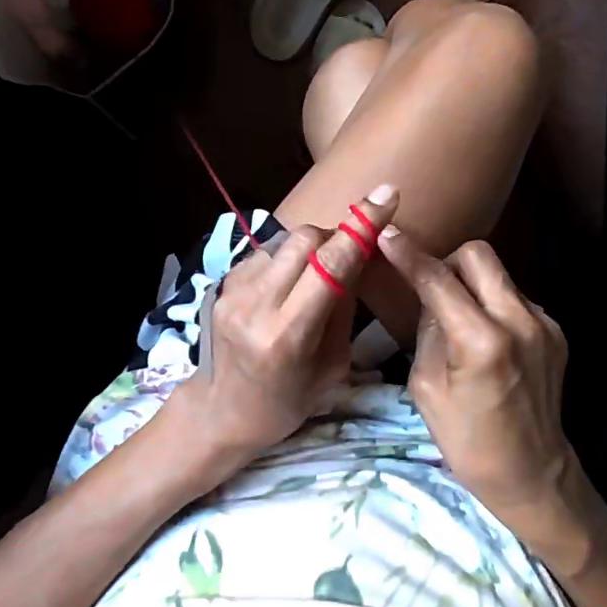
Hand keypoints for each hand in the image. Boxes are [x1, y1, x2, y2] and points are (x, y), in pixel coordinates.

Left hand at [181, 185, 400, 465]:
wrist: (224, 410)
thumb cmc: (289, 400)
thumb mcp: (333, 364)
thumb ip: (344, 306)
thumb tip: (358, 253)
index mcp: (288, 336)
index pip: (330, 265)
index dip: (361, 227)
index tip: (385, 196)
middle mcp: (255, 307)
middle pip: (303, 239)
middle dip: (332, 237)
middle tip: (344, 257)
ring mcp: (232, 293)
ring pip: (282, 242)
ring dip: (307, 251)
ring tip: (311, 282)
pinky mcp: (221, 285)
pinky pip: (264, 255)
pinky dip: (284, 262)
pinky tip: (284, 289)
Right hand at [375, 231, 586, 530]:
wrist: (532, 473)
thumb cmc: (467, 440)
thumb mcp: (426, 387)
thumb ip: (428, 331)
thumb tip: (429, 296)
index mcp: (482, 341)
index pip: (437, 279)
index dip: (408, 255)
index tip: (386, 234)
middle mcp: (520, 321)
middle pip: (478, 254)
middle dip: (447, 262)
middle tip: (430, 289)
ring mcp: (543, 323)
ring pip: (498, 273)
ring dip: (470, 284)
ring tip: (457, 321)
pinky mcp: (554, 330)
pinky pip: (513, 296)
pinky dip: (490, 304)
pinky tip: (483, 338)